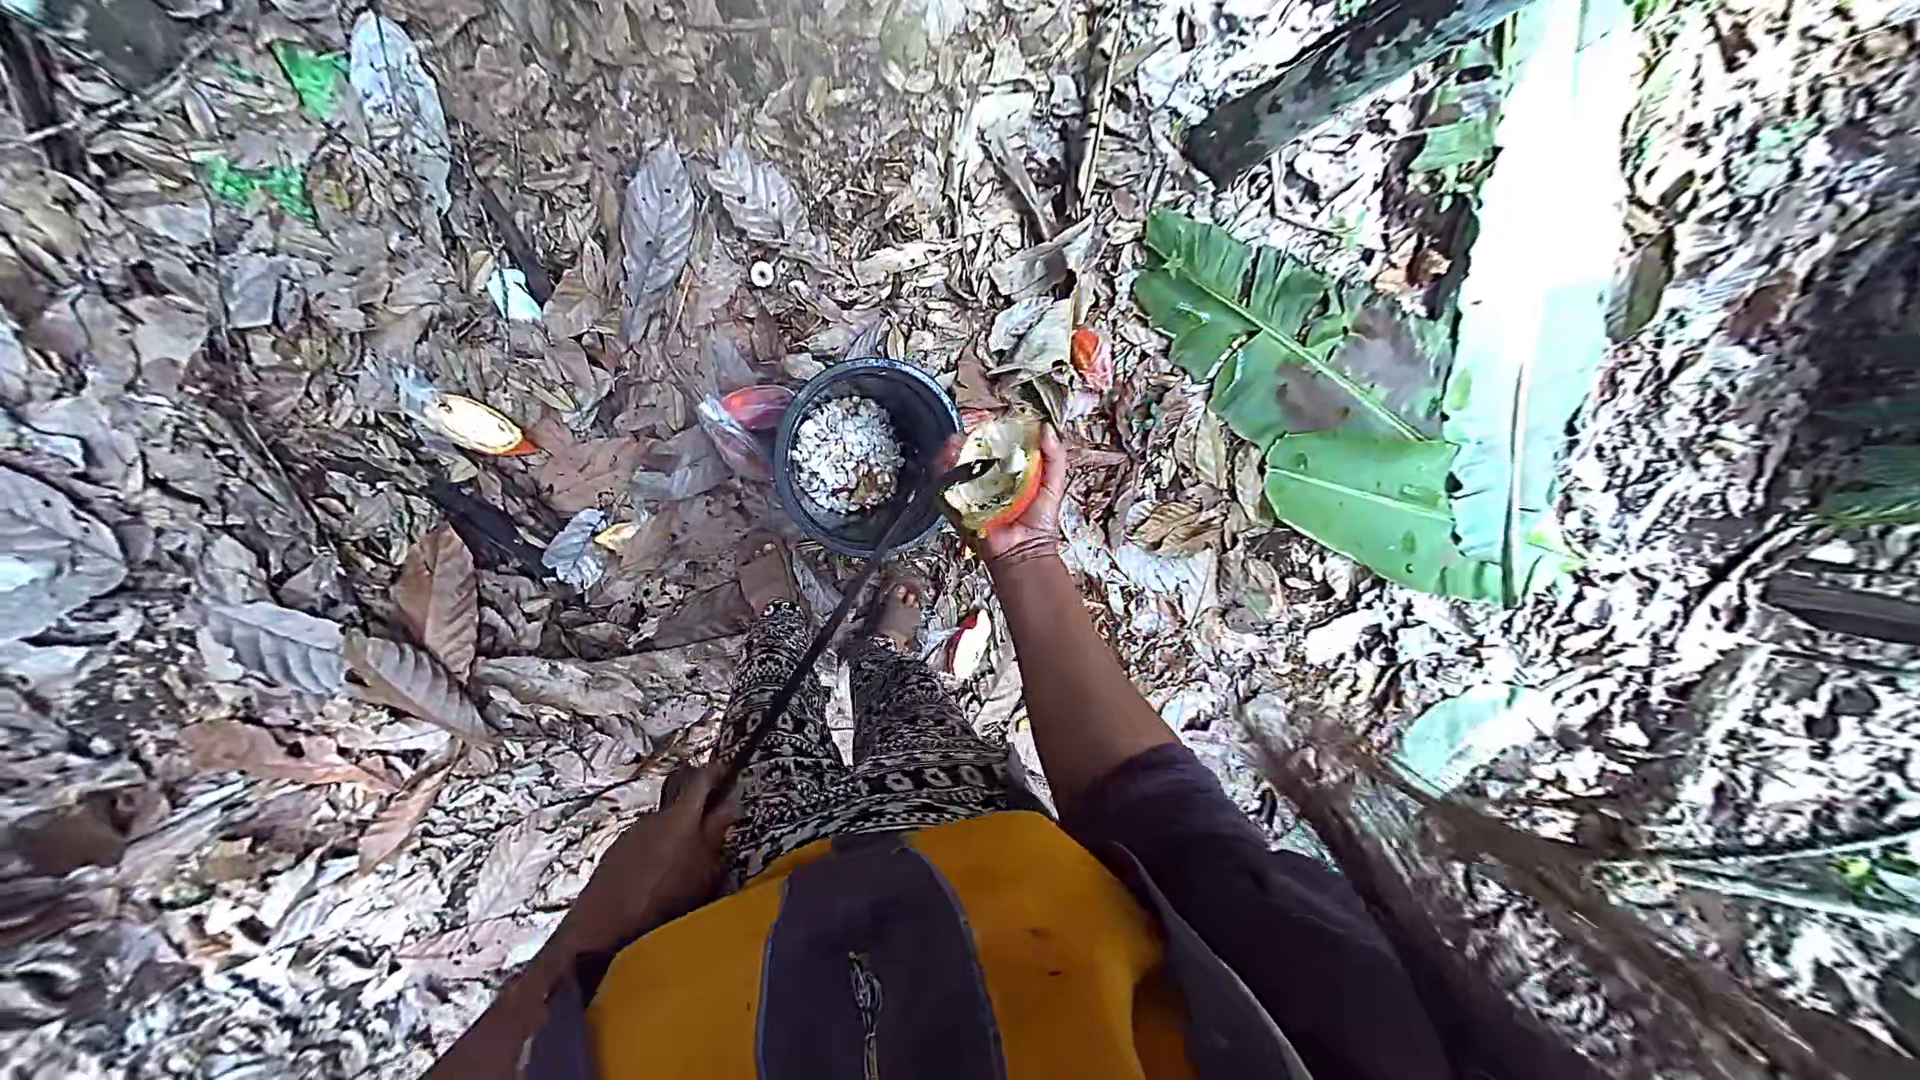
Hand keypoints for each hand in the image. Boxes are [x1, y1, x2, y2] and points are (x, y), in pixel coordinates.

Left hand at [558, 764, 736, 956]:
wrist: (601, 931)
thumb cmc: (666, 897)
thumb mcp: (706, 869)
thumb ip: (717, 833)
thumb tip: (729, 806)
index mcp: (681, 814)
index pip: (701, 778)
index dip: (716, 772)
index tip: (726, 772)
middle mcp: (653, 816)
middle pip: (680, 807)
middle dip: (695, 817)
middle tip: (709, 839)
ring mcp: (629, 835)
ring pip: (660, 828)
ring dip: (672, 839)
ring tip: (680, 869)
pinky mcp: (612, 856)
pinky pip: (641, 846)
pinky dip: (652, 856)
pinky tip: (654, 882)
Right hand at [938, 423, 1067, 569]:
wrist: (1024, 551)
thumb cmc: (1039, 522)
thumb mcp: (1053, 484)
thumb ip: (1054, 457)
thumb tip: (1046, 428)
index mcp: (1009, 471)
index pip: (996, 445)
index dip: (990, 431)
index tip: (989, 421)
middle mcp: (988, 479)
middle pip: (971, 452)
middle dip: (966, 439)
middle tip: (968, 433)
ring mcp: (973, 492)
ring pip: (955, 466)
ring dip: (952, 452)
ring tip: (955, 445)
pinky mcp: (961, 506)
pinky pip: (947, 487)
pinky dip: (943, 473)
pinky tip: (947, 462)